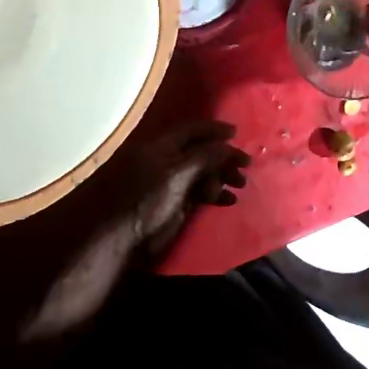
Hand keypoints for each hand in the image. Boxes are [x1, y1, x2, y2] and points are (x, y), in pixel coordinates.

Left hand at [117, 120, 251, 258]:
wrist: (123, 239)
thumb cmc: (148, 202)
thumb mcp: (178, 176)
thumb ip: (204, 158)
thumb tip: (227, 144)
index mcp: (161, 146)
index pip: (191, 130)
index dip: (214, 129)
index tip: (236, 133)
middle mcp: (165, 160)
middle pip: (200, 152)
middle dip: (223, 158)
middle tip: (244, 167)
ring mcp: (169, 182)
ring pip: (201, 173)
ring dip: (222, 177)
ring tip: (240, 186)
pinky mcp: (173, 203)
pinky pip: (198, 192)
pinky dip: (214, 194)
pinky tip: (228, 201)